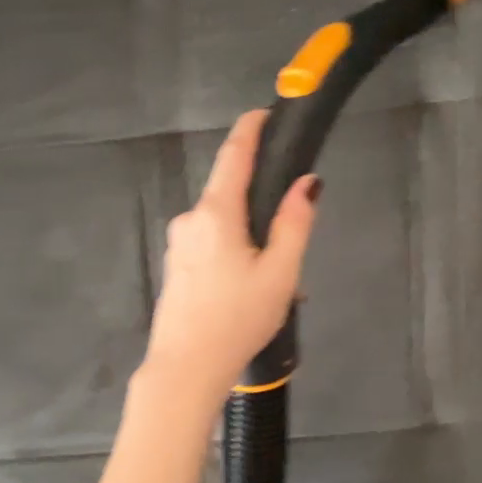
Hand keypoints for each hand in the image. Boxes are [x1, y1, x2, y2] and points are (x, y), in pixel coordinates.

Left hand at [143, 110, 320, 395]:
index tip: (265, 112)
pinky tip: (251, 294)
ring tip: (278, 284)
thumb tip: (307, 183)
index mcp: (216, 213)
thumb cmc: (237, 319)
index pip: (234, 155)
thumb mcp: (280, 273)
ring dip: (251, 240)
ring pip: (223, 226)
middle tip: (292, 244)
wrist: (185, 370)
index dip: (251, 129)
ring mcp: (178, 244)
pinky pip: (211, 247)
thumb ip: (294, 223)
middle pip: (230, 194)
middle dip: (262, 207)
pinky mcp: (175, 266)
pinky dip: (234, 256)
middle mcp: (191, 219)